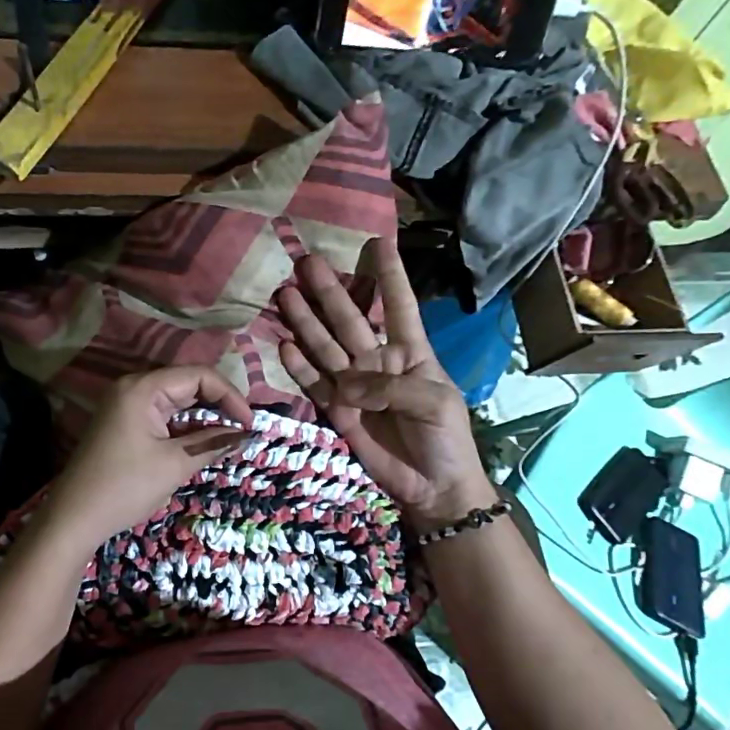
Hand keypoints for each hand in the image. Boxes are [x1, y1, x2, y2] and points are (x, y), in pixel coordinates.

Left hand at [40, 366, 253, 546]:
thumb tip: (245, 433)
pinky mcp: (125, 423)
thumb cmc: (125, 487)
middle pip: (188, 383)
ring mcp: (126, 405)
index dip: (230, 396)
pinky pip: (163, 415)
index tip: (250, 424)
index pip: (199, 375)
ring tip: (229, 437)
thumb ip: (212, 442)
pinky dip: (186, 427)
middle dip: (219, 404)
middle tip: (244, 430)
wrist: (74, 517)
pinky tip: (204, 442)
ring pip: (177, 401)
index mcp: (143, 389)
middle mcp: (133, 388)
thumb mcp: (175, 464)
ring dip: (204, 416)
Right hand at [274, 237, 494, 527]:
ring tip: (285, 295)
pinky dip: (300, 367)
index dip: (390, 276)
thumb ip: (390, 387)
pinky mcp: (338, 411)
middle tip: (306, 262)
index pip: (399, 306)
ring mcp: (355, 386)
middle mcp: (379, 362)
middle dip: (330, 292)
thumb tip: (344, 385)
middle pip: (350, 320)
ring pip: (326, 347)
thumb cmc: (445, 439)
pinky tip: (284, 345)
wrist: (433, 487)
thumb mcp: (433, 403)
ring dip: (306, 322)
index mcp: (411, 353)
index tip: (379, 242)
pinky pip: (315, 384)